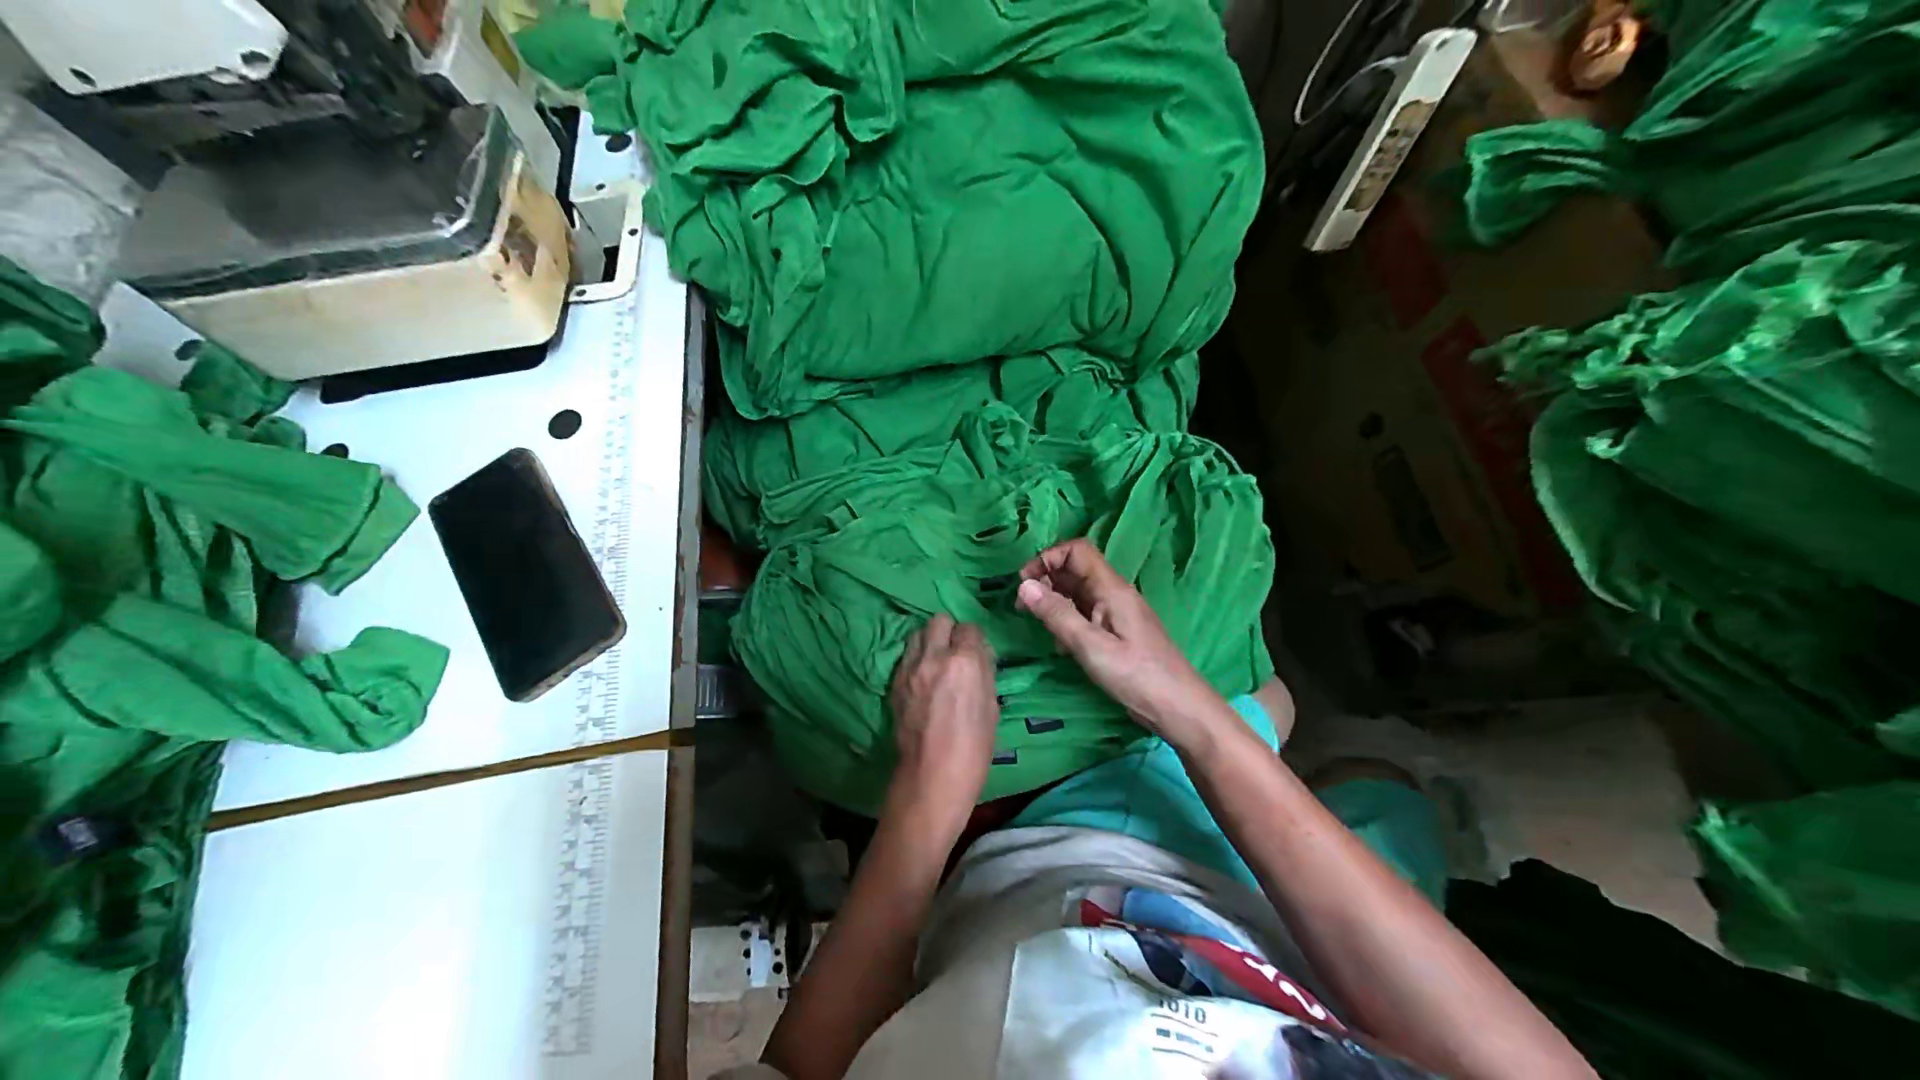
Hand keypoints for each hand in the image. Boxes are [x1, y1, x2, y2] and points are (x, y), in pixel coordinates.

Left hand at [888, 614, 999, 818]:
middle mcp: (934, 656)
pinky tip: (923, 678)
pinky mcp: (894, 682)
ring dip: (930, 641)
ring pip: (918, 634)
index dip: (975, 640)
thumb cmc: (973, 749)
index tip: (977, 654)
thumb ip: (984, 674)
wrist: (930, 778)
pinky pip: (906, 657)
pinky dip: (916, 659)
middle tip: (956, 652)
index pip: (970, 628)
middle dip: (950, 631)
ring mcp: (910, 669)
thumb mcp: (992, 707)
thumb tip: (979, 657)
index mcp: (964, 662)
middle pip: (939, 620)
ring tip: (937, 661)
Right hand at [1015, 538, 1232, 747]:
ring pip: (1078, 593)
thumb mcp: (1090, 646)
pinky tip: (1060, 645)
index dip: (1048, 558)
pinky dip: (1067, 621)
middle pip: (1075, 570)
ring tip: (1038, 625)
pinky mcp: (1117, 633)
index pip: (1077, 550)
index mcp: (1112, 589)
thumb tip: (1024, 586)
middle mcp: (1114, 594)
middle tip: (1023, 607)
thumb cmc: (1136, 676)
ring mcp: (1117, 614)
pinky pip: (1086, 614)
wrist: (1179, 708)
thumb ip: (1057, 614)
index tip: (1025, 583)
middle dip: (1046, 581)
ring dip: (1054, 602)